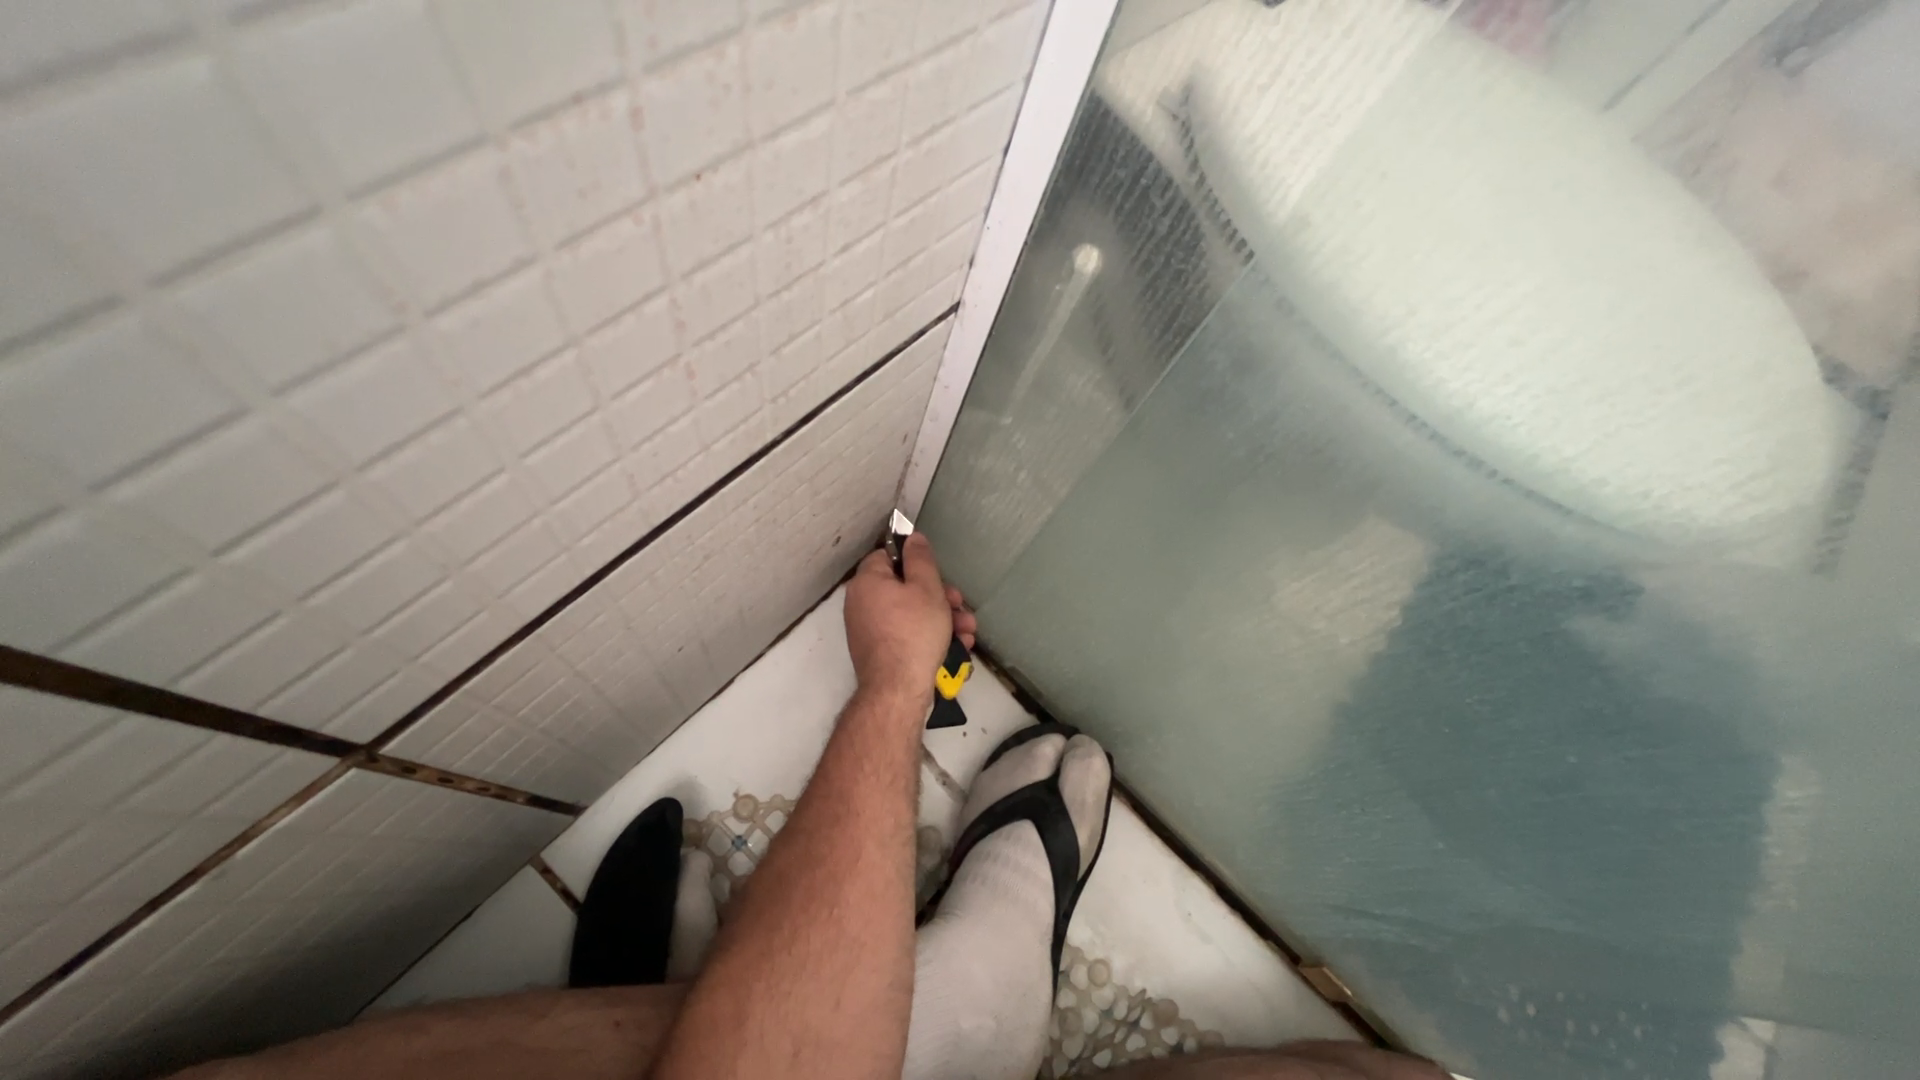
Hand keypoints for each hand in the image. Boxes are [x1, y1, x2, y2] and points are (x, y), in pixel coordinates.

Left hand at [844, 534, 976, 703]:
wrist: (898, 690)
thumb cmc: (914, 632)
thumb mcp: (927, 588)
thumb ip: (921, 559)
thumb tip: (912, 538)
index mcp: (867, 582)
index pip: (888, 556)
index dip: (915, 562)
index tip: (938, 574)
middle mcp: (862, 604)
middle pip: (905, 589)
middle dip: (940, 598)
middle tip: (960, 606)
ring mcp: (869, 631)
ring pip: (911, 615)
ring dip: (942, 620)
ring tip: (966, 633)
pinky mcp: (880, 653)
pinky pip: (906, 635)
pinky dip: (929, 638)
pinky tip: (955, 649)